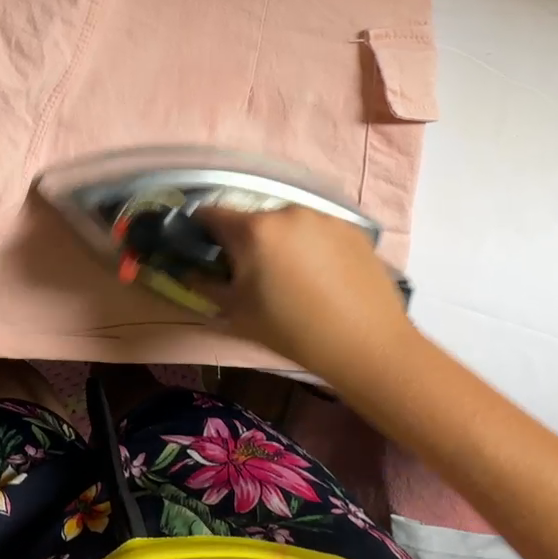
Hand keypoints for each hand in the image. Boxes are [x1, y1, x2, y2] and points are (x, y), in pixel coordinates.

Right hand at [197, 207, 415, 385]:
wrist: (369, 346)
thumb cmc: (293, 331)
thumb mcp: (237, 314)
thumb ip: (204, 285)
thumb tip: (188, 270)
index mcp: (253, 230)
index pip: (210, 214)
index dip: (201, 230)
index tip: (205, 250)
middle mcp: (286, 212)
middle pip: (252, 219)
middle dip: (245, 240)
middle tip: (253, 274)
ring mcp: (323, 217)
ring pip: (286, 223)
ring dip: (280, 241)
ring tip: (293, 277)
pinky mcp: (352, 228)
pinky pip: (318, 230)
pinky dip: (311, 246)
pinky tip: (323, 277)